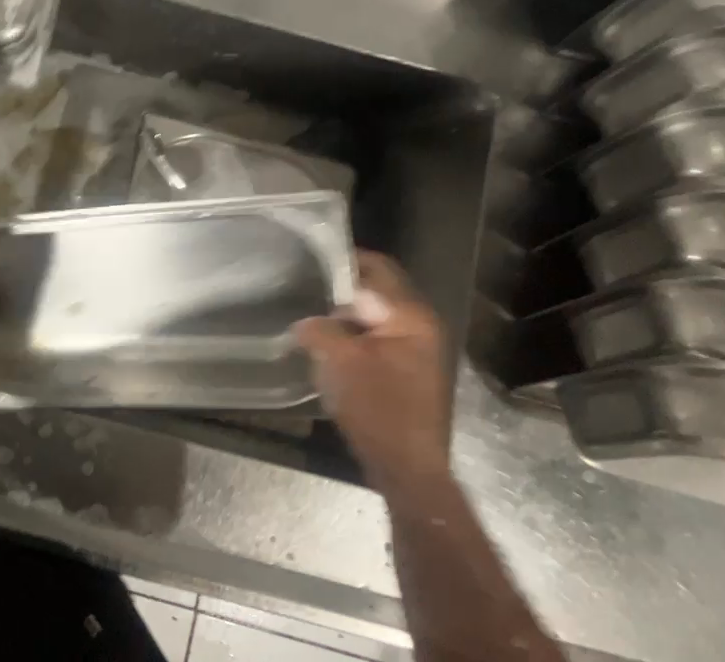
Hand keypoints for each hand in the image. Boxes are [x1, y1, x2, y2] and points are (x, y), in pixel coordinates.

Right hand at [296, 251, 452, 494]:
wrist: (408, 469)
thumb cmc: (377, 409)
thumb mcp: (338, 362)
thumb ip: (319, 329)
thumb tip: (307, 320)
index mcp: (411, 317)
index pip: (378, 268)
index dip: (343, 258)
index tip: (309, 256)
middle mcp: (422, 328)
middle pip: (378, 292)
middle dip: (340, 289)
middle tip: (303, 287)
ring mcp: (419, 352)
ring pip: (375, 318)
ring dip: (346, 316)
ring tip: (309, 316)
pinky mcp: (410, 373)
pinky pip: (377, 340)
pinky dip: (354, 337)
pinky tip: (327, 347)